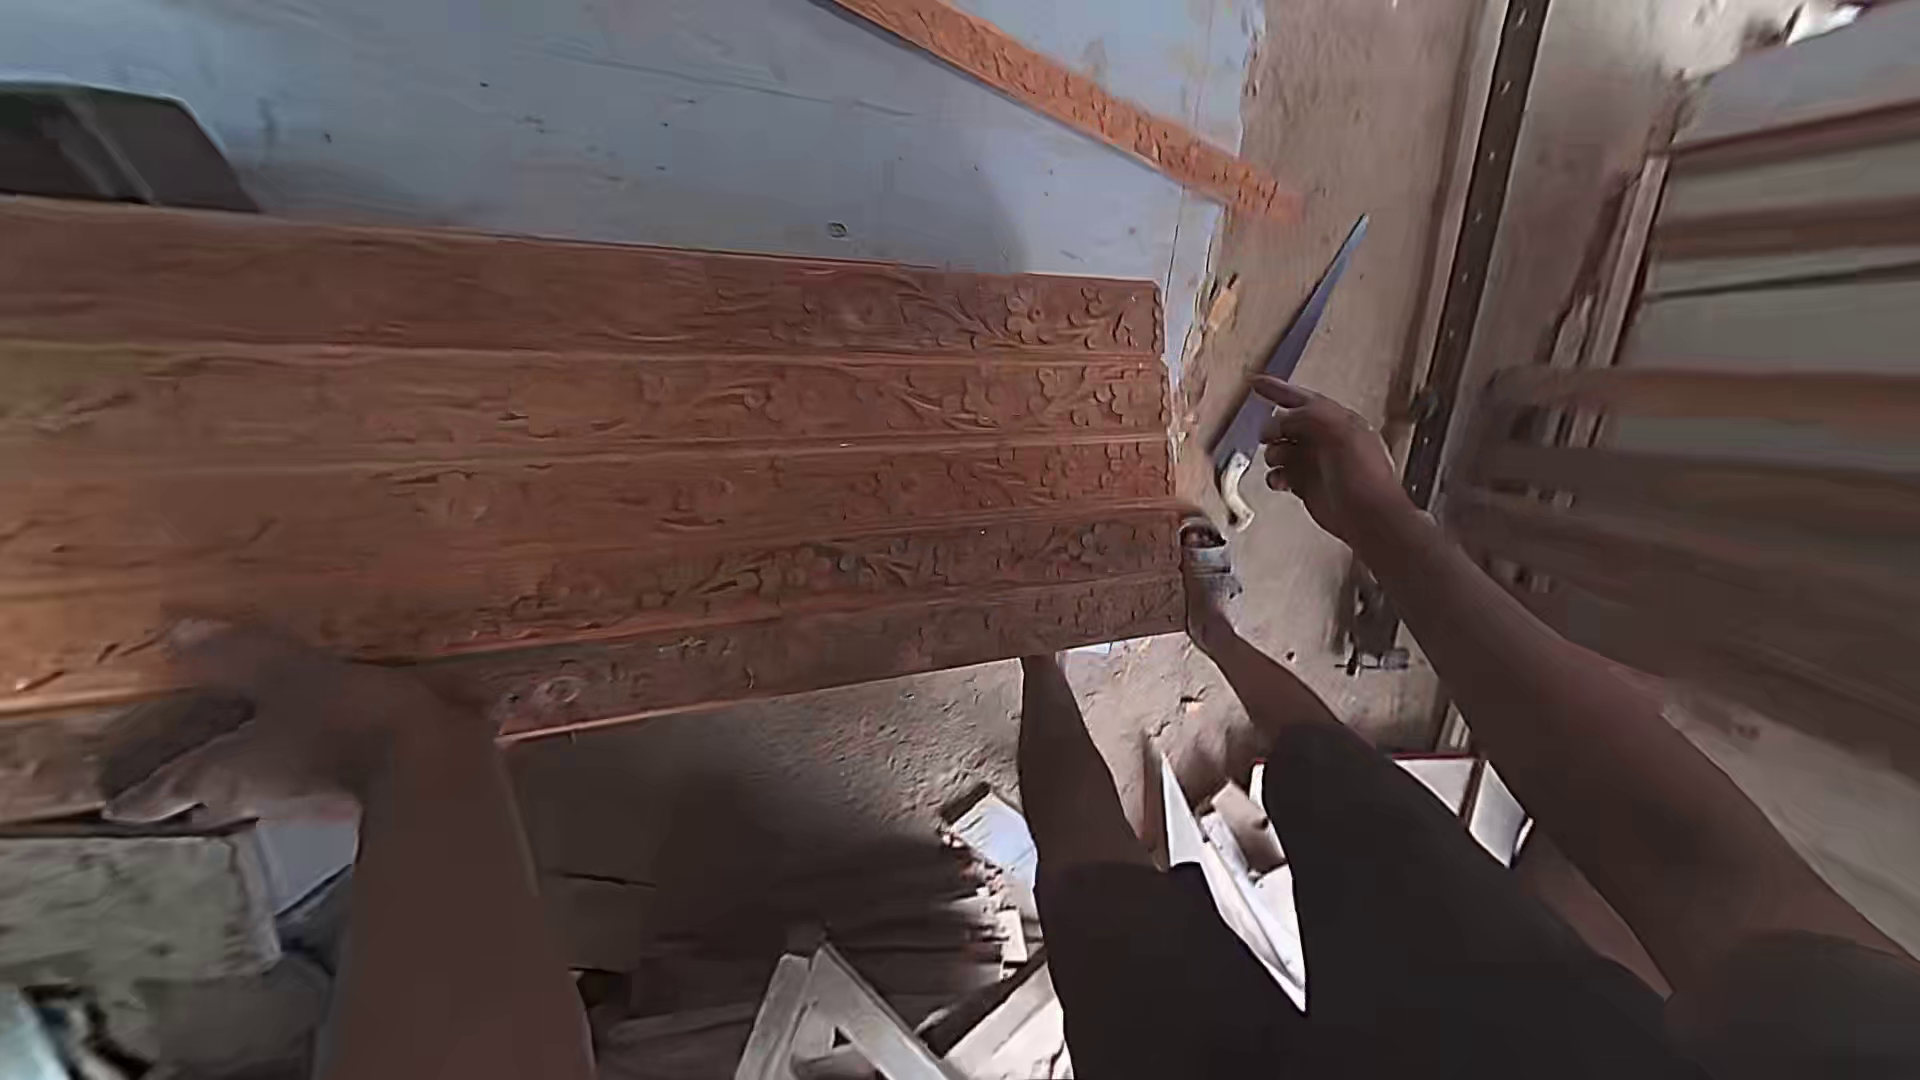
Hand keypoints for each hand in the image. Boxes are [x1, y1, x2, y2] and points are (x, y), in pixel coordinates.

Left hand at [105, 621, 488, 823]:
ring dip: (289, 774)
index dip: (140, 795)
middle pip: (224, 800)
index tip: (119, 805)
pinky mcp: (374, 797)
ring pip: (287, 791)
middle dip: (219, 789)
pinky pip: (348, 780)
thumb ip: (250, 658)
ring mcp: (321, 803)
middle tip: (214, 776)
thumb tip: (181, 631)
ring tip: (302, 747)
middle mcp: (264, 798)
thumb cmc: (353, 724)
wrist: (435, 764)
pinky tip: (373, 743)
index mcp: (227, 773)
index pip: (162, 792)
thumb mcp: (302, 677)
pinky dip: (350, 765)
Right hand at [1253, 376, 1411, 544]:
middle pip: (1286, 425)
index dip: (1277, 390)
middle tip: (1270, 437)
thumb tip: (1281, 418)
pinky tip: (1280, 482)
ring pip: (1279, 450)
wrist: (1368, 516)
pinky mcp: (1305, 484)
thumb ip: (1310, 417)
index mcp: (1338, 422)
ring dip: (1274, 456)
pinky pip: (1279, 474)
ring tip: (1282, 465)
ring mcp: (1314, 462)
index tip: (1255, 383)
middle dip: (1273, 431)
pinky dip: (1275, 477)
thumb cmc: (1362, 475)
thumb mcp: (1340, 433)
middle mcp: (1325, 439)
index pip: (1303, 399)